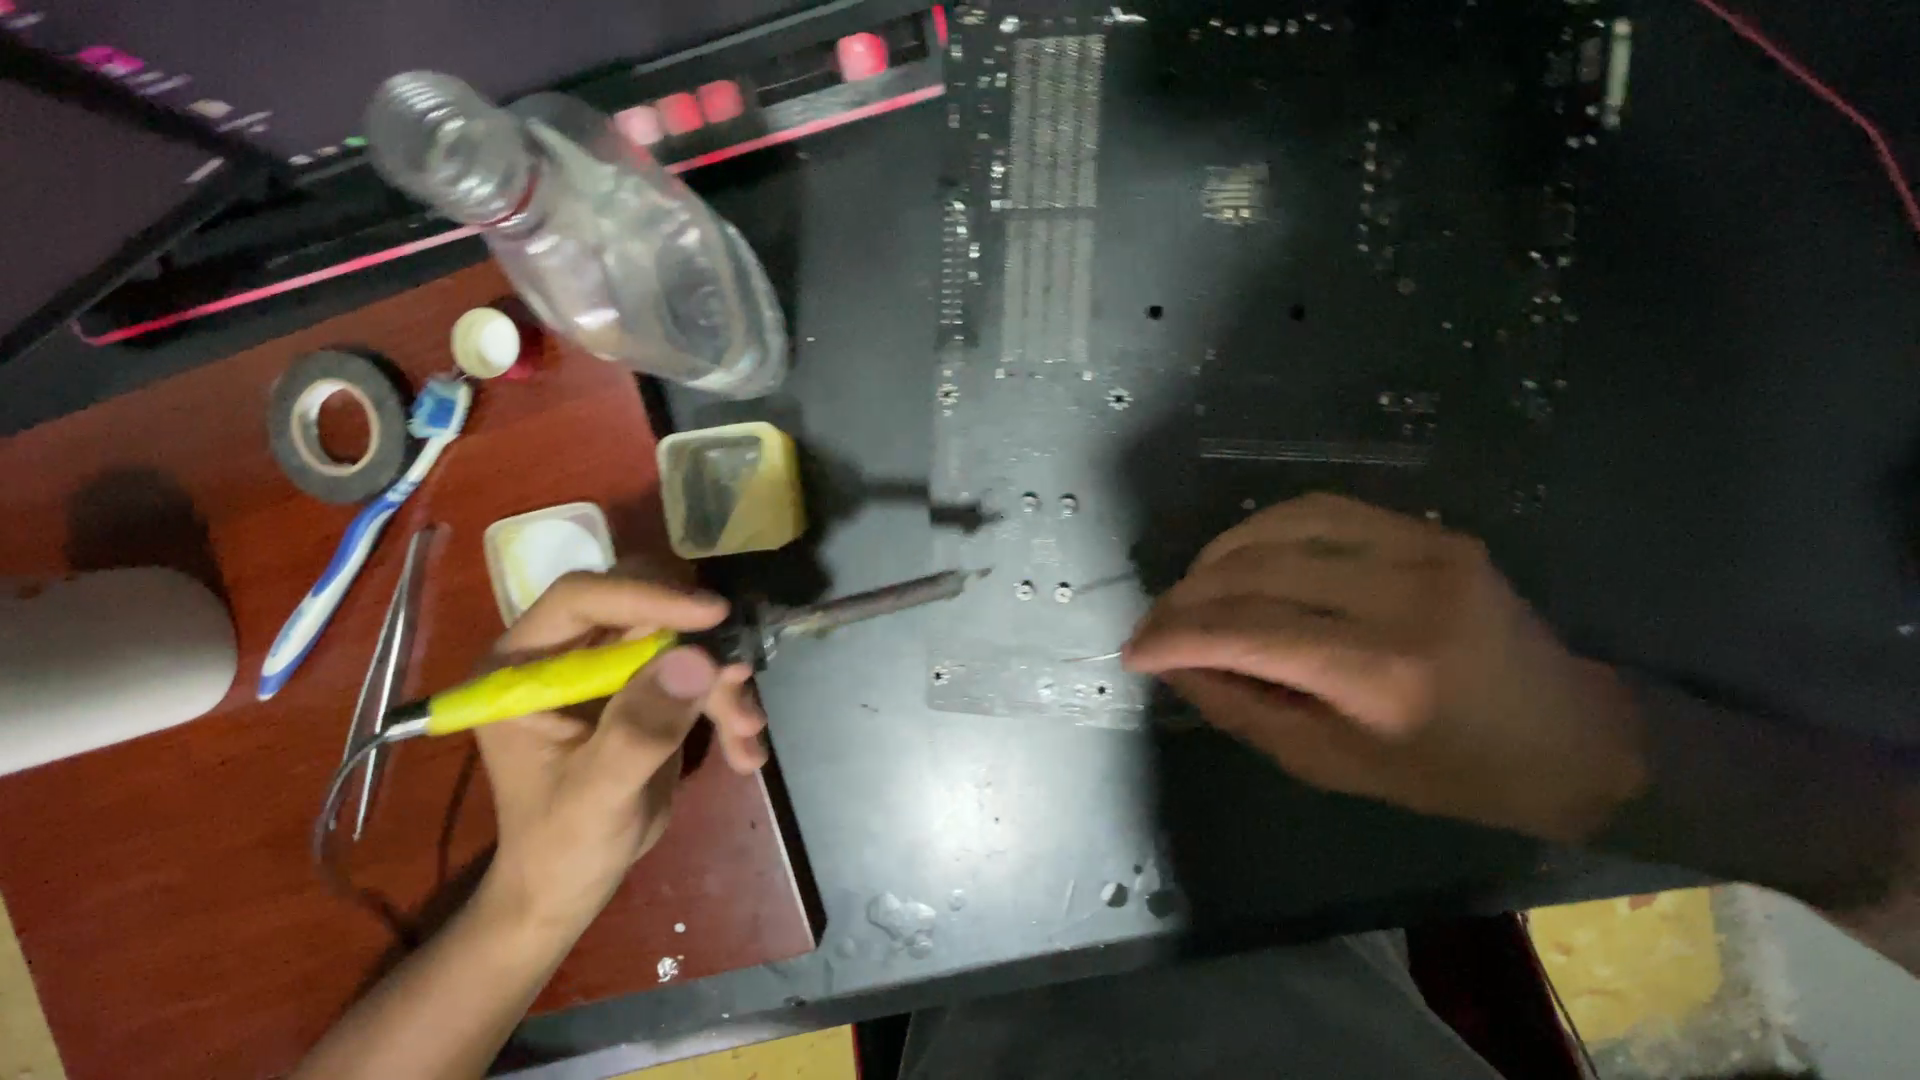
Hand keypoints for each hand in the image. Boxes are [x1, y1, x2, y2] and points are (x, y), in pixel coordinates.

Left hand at [473, 571, 767, 932]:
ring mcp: (610, 670)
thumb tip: (699, 660)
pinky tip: (746, 751)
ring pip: (682, 638)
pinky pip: (700, 672)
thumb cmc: (561, 846)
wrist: (572, 884)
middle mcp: (566, 654)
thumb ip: (640, 730)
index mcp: (523, 666)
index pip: (582, 598)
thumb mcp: (597, 796)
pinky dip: (727, 705)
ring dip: (722, 682)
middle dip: (698, 641)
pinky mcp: (647, 688)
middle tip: (739, 671)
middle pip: (642, 605)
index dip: (647, 596)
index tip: (712, 614)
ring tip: (748, 731)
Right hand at [1124, 493, 1645, 842]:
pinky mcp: (1429, 530)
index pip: (1244, 633)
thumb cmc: (1451, 773)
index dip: (1174, 636)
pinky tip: (1238, 555)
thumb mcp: (1334, 766)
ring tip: (1187, 590)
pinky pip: (1320, 509)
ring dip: (1215, 557)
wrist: (1571, 734)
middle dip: (1184, 598)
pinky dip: (1262, 529)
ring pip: (1279, 529)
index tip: (1133, 651)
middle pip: (1254, 574)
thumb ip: (1244, 709)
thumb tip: (1175, 664)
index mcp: (1381, 673)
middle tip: (1152, 623)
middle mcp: (1400, 596)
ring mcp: (1421, 550)